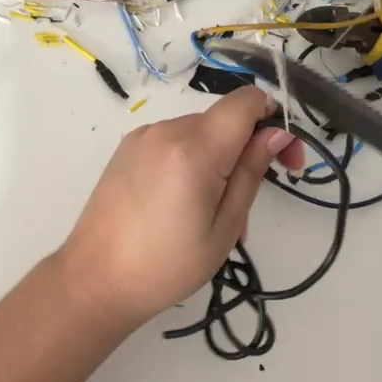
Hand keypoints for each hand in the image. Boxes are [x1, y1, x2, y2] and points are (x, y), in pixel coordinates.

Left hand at [54, 87, 304, 328]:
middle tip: (248, 210)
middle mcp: (165, 130)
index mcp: (193, 148)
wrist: (95, 280)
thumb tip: (275, 134)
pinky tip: (185, 207)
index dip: (274, 120)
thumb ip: (251, 173)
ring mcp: (141, 138)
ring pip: (197, 135)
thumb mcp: (224, 227)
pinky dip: (189, 165)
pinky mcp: (125, 151)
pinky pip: (172, 145)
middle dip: (246, 153)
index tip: (285, 160)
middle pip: (222, 121)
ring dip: (217, 164)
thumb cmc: (166, 265)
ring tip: (213, 219)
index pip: (246, 101)